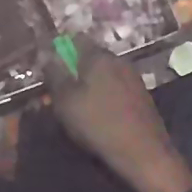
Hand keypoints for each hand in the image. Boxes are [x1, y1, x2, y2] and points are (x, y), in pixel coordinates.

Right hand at [45, 44, 191, 191]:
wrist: (143, 152)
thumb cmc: (98, 123)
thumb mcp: (65, 101)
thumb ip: (55, 75)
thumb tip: (48, 57)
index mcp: (99, 56)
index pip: (75, 39)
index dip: (60, 50)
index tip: (51, 70)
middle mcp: (119, 60)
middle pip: (91, 57)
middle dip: (75, 70)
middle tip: (62, 92)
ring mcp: (134, 78)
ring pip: (105, 74)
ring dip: (91, 85)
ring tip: (80, 107)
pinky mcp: (142, 96)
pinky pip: (117, 88)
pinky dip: (106, 96)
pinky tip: (101, 115)